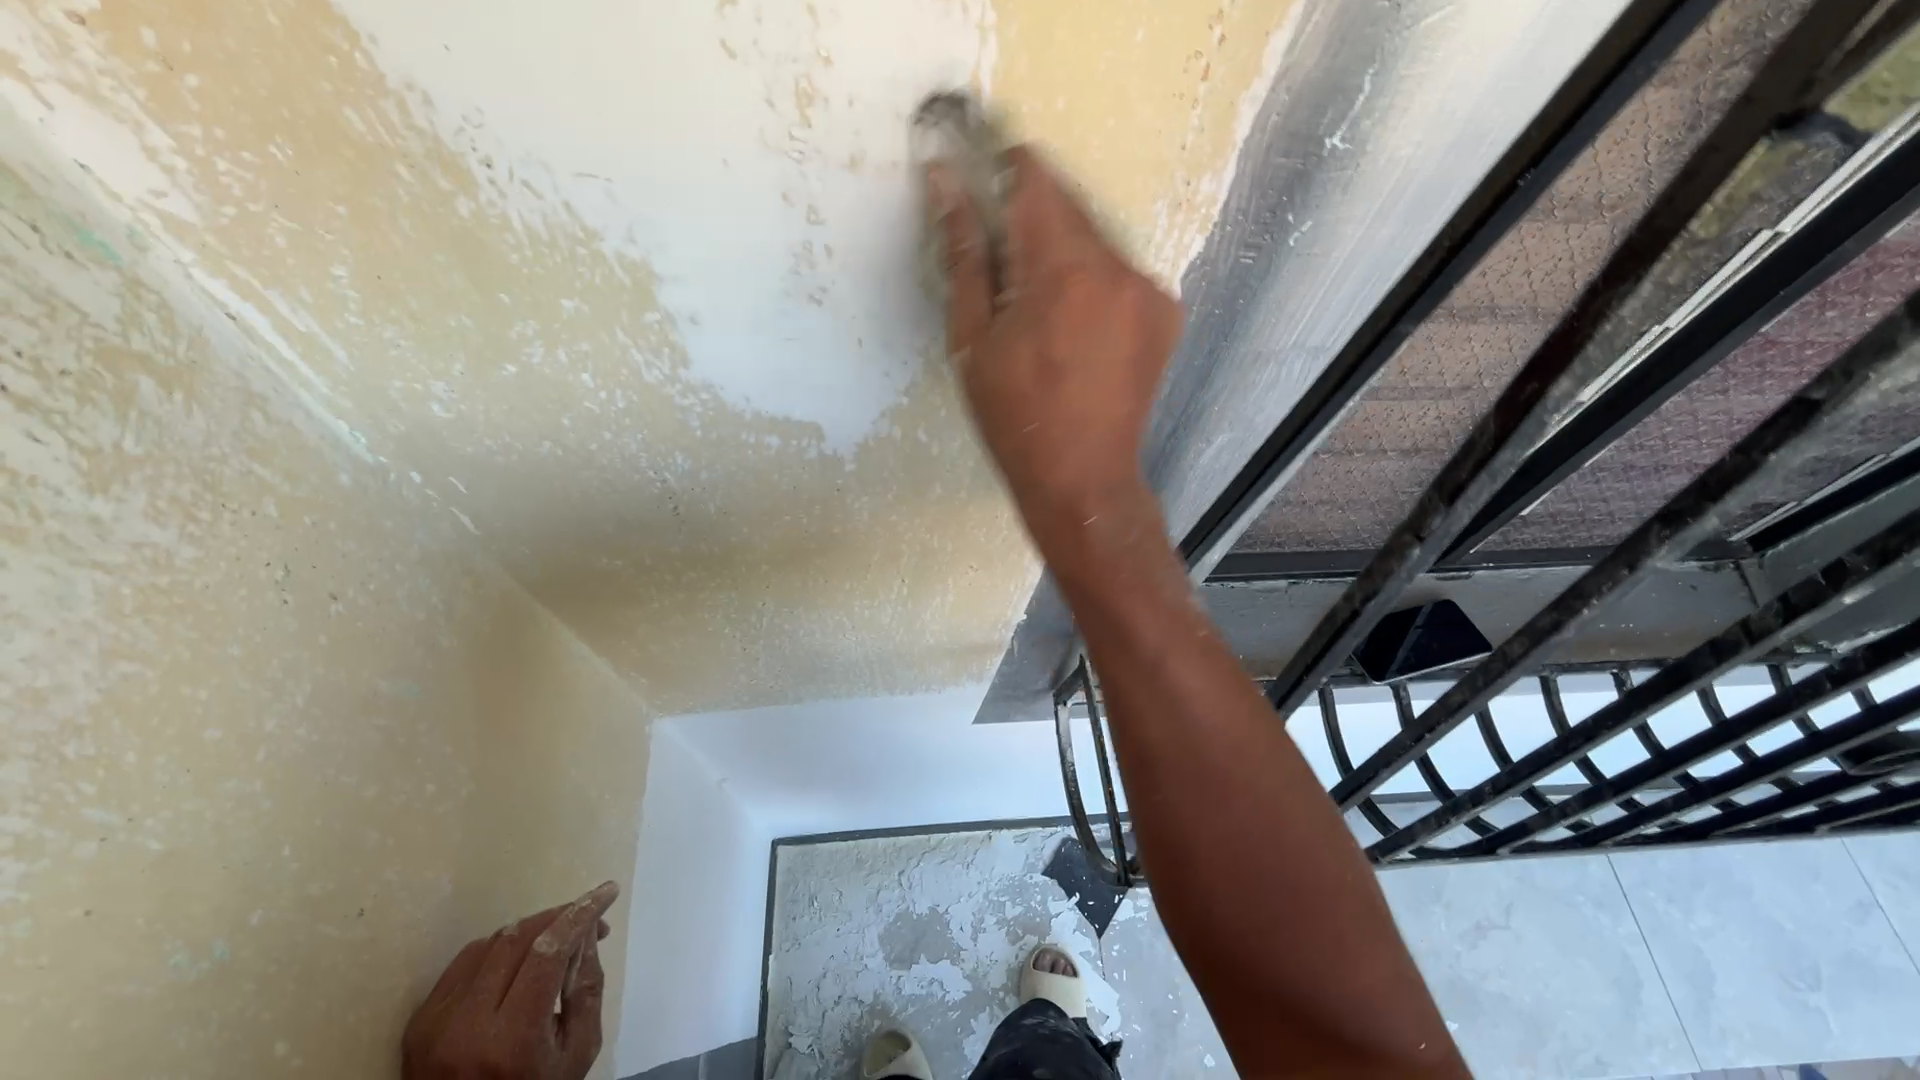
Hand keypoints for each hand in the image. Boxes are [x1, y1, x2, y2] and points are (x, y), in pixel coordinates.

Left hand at [402, 881, 619, 1079]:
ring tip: (560, 939)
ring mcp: (435, 1021)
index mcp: (512, 1040)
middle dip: (560, 916)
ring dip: (533, 929)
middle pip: (518, 939)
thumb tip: (585, 934)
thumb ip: (587, 989)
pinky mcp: (420, 1020)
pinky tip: (520, 959)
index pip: (547, 953)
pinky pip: (466, 961)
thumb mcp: (579, 1051)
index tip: (607, 892)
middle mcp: (466, 1025)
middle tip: (590, 918)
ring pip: (492, 943)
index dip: (580, 914)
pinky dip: (500, 948)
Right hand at [930, 146, 1181, 538]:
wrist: (1083, 478)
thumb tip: (945, 181)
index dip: (1002, 170)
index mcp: (1065, 270)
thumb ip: (965, 253)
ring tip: (1040, 311)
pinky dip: (1093, 281)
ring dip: (1062, 253)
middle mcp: (1119, 266)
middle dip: (1030, 220)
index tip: (980, 187)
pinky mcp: (1166, 311)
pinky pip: (1120, 272)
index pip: (1035, 178)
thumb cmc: (1014, 417)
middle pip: (1068, 206)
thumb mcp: (973, 338)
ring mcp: (1150, 289)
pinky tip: (1076, 328)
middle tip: (1002, 269)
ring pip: (1095, 239)